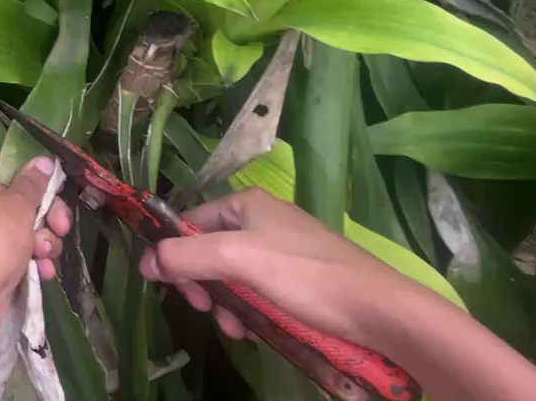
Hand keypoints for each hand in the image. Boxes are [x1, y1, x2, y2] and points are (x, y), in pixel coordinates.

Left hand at [0, 155, 72, 293]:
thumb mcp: (20, 205)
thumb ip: (33, 183)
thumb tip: (42, 160)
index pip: (5, 167)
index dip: (31, 178)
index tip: (54, 191)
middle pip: (17, 199)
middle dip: (45, 216)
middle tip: (60, 228)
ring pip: (20, 227)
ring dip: (41, 241)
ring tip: (44, 254)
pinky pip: (13, 250)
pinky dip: (30, 259)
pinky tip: (43, 271)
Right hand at [140, 188, 429, 352]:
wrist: (389, 316)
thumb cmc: (308, 275)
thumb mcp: (237, 259)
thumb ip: (185, 256)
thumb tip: (145, 263)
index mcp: (245, 203)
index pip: (189, 222)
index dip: (174, 252)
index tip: (170, 285)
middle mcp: (263, 222)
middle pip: (210, 251)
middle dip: (204, 284)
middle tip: (205, 310)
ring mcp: (286, 253)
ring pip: (235, 277)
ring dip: (227, 304)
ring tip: (236, 329)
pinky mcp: (305, 283)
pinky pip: (261, 293)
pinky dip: (252, 312)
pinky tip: (256, 331)